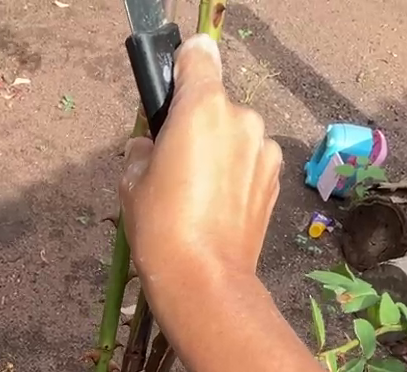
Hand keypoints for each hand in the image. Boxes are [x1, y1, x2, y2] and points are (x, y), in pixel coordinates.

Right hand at [118, 34, 281, 308]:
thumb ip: (142, 150)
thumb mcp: (132, 184)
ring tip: (199, 197)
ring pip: (235, 137)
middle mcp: (241, 117)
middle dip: (198, 127)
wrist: (204, 280)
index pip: (197, 55)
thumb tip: (150, 145)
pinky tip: (219, 210)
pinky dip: (237, 177)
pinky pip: (250, 164)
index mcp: (202, 107)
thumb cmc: (160, 229)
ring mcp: (264, 149)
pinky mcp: (274, 179)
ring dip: (220, 153)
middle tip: (176, 169)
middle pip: (216, 105)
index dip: (182, 70)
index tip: (171, 95)